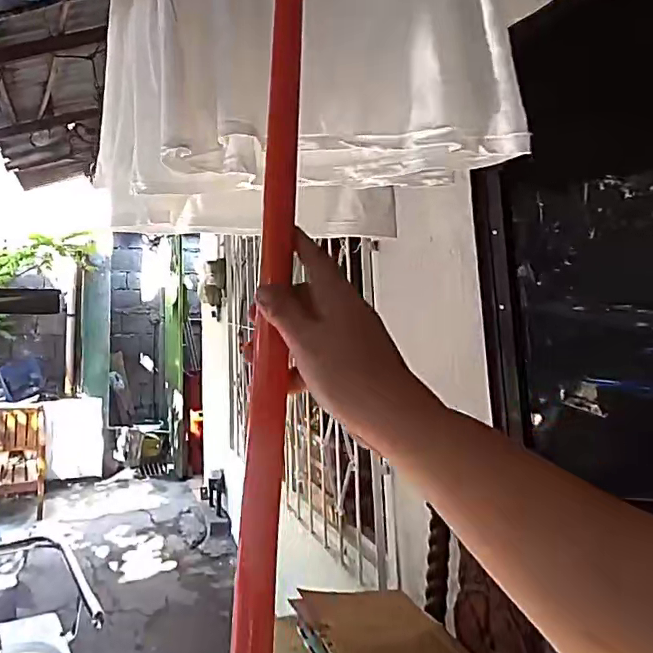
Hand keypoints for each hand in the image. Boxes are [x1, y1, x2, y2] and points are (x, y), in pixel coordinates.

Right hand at [255, 229, 441, 448]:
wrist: (394, 419)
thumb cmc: (357, 378)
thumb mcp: (304, 340)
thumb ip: (281, 312)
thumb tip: (266, 292)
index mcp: (335, 295)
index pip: (312, 255)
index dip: (294, 242)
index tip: (280, 233)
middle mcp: (344, 310)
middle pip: (303, 295)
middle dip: (275, 308)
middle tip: (258, 321)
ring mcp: (349, 335)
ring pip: (308, 326)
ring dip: (283, 339)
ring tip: (264, 357)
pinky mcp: (351, 359)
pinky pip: (318, 349)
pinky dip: (298, 360)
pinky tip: (286, 380)